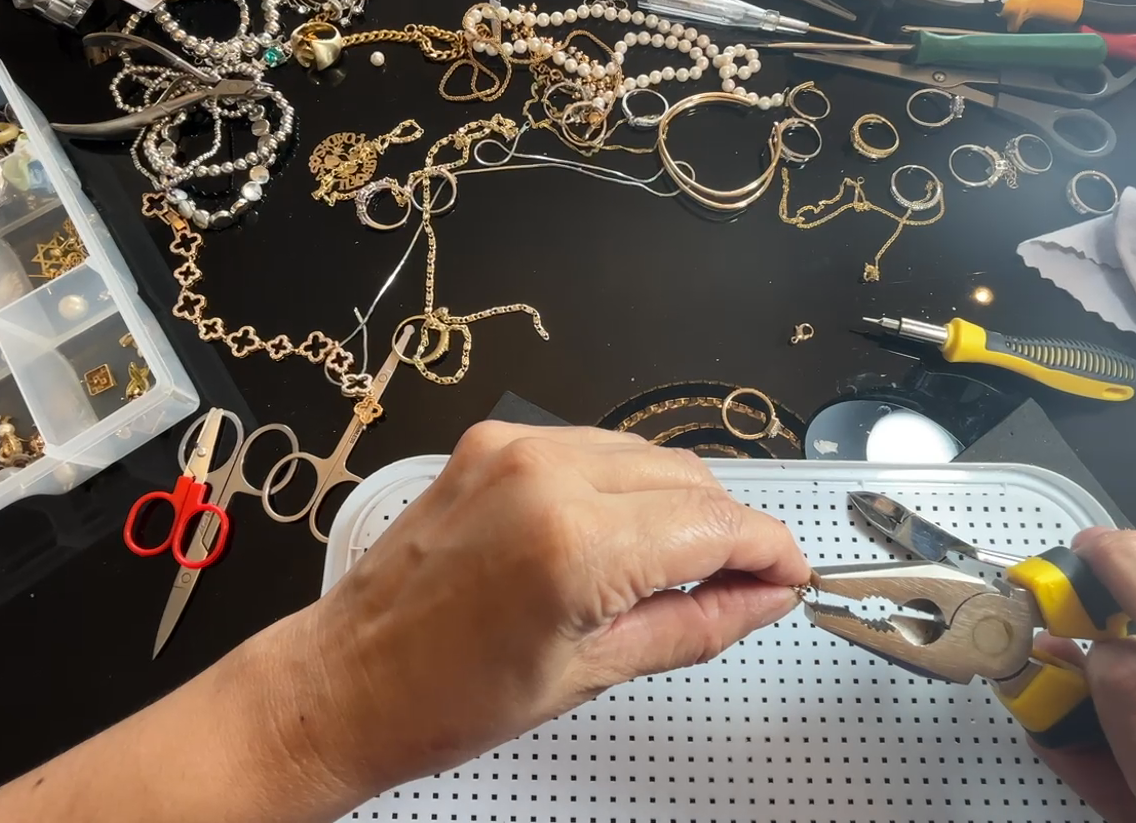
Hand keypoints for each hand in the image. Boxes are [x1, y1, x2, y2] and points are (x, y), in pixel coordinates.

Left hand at [297, 422, 809, 796]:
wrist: (348, 675)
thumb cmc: (449, 697)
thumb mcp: (592, 673)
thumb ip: (695, 622)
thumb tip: (762, 595)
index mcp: (575, 544)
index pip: (712, 524)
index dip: (767, 549)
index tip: (787, 572)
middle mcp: (547, 473)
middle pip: (688, 477)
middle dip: (727, 527)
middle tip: (739, 578)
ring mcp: (516, 445)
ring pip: (646, 453)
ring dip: (678, 500)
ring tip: (673, 560)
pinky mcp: (495, 438)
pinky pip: (594, 445)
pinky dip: (626, 480)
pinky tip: (619, 526)